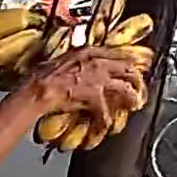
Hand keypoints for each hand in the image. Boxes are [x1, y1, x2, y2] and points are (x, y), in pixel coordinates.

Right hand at [21, 45, 145, 123]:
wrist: (37, 88)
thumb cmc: (42, 76)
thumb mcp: (62, 61)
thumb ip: (77, 63)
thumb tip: (81, 69)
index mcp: (88, 51)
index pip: (117, 54)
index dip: (127, 64)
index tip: (132, 70)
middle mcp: (97, 62)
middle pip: (127, 69)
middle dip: (136, 81)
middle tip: (139, 90)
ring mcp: (98, 78)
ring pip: (125, 88)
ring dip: (131, 99)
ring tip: (133, 105)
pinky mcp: (94, 95)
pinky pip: (107, 110)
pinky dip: (106, 120)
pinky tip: (105, 125)